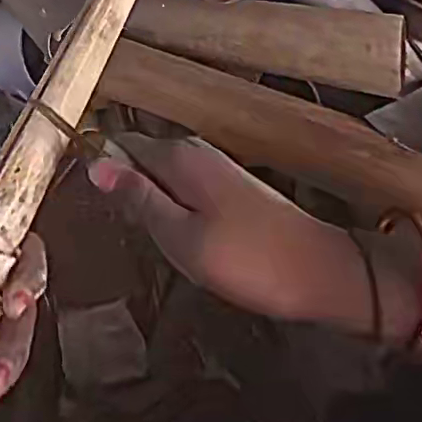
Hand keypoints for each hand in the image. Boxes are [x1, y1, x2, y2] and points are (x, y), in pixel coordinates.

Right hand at [87, 133, 367, 330]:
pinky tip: (193, 241)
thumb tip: (95, 164)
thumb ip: (137, 197)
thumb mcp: (180, 236)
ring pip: (160, 176)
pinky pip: (182, 186)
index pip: (119, 145)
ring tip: (171, 243)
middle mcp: (193, 149)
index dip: (105, 171)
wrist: (326, 275)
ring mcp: (213, 163)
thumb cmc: (248, 261)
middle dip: (132, 192)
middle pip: (139, 159)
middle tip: (145, 236)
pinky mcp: (229, 182)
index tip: (109, 210)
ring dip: (155, 205)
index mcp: (176, 156)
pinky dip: (177, 209)